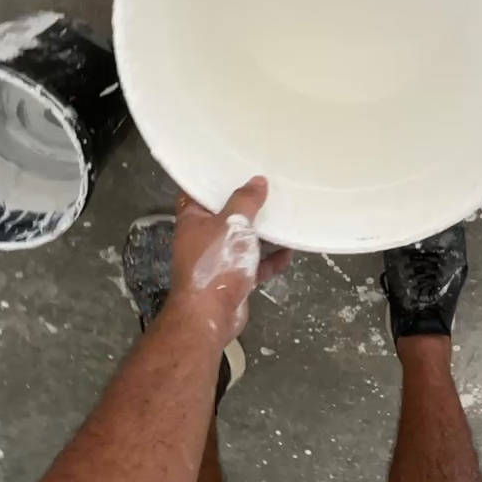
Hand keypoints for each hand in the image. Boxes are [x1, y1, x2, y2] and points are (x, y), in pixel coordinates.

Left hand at [163, 176, 293, 344]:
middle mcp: (202, 239)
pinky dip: (270, 260)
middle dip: (245, 205)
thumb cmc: (215, 263)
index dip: (213, 180)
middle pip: (224, 216)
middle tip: (267, 188)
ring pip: (242, 242)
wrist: (210, 315)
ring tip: (283, 215)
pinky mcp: (233, 280)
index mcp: (193, 220)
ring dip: (261, 233)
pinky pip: (255, 266)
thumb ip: (245, 201)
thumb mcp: (232, 224)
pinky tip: (289, 252)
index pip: (198, 193)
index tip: (233, 167)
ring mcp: (218, 261)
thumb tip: (258, 181)